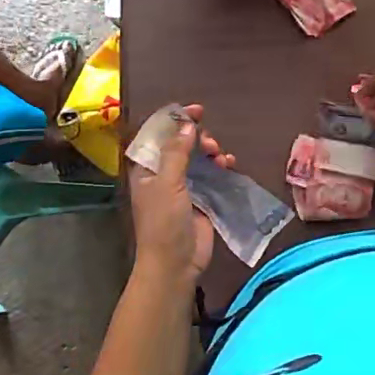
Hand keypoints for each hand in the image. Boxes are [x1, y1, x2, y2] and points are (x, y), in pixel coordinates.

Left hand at [128, 104, 233, 283]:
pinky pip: (210, 176)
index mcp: (146, 169)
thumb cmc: (163, 222)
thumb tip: (187, 125)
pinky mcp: (200, 200)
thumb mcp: (167, 183)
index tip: (196, 111)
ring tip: (220, 156)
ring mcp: (182, 187)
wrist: (175, 264)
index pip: (157, 135)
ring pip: (197, 159)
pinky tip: (228, 165)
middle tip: (210, 143)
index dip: (174, 120)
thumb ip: (176, 153)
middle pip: (180, 145)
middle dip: (196, 138)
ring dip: (209, 152)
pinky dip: (219, 168)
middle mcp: (162, 175)